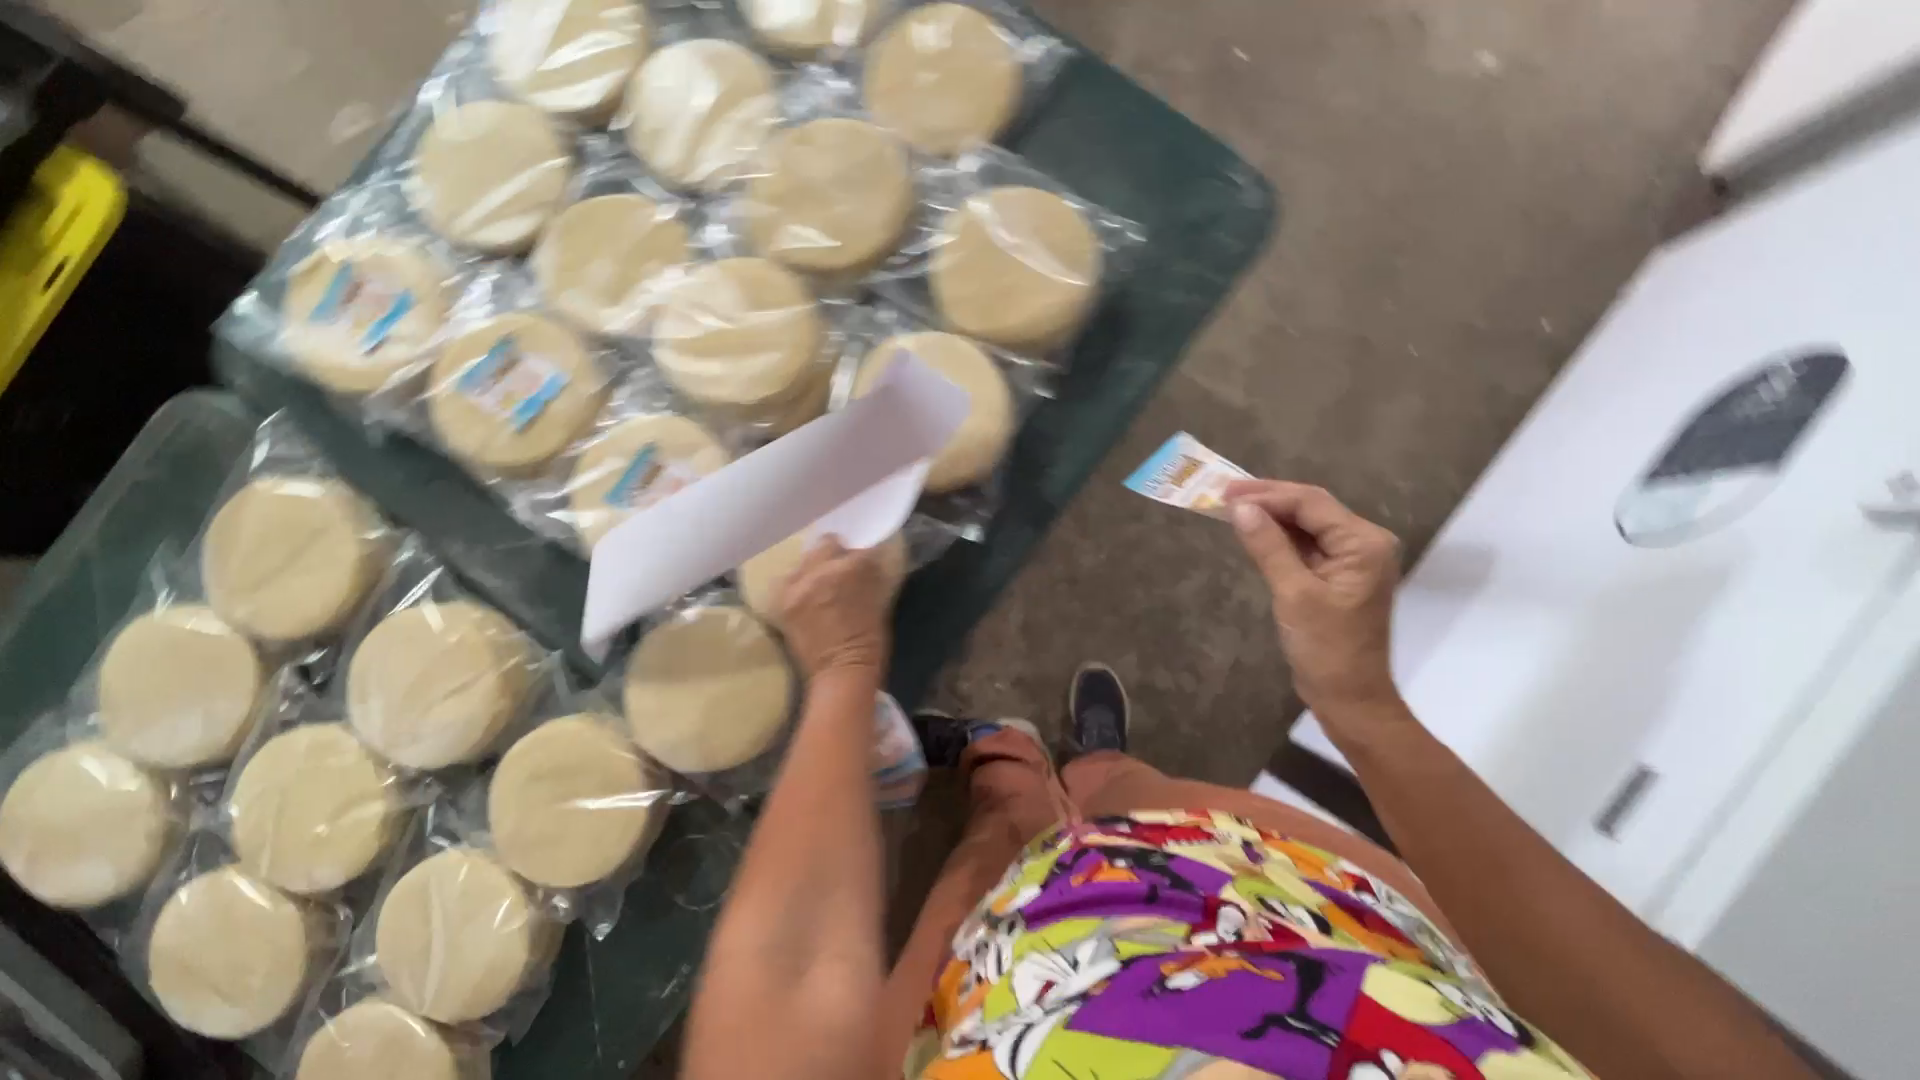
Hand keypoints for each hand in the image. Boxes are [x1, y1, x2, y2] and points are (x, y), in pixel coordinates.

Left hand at [777, 536, 893, 679]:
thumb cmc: (870, 640)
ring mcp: (798, 584)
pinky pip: (787, 579)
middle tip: (839, 572)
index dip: (861, 558)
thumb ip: (868, 575)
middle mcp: (822, 569)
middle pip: (827, 544)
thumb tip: (861, 563)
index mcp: (853, 568)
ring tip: (819, 586)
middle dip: (836, 555)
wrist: (841, 672)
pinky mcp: (782, 599)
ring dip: (814, 568)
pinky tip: (803, 597)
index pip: (859, 549)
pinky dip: (796, 585)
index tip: (861, 566)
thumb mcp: (878, 599)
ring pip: (805, 560)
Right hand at [1225, 479, 1401, 713]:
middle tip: (1222, 495)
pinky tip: (1254, 533)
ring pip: (1307, 525)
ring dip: (1271, 517)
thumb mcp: (1293, 594)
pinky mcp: (1339, 576)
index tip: (1225, 494)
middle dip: (1267, 500)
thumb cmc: (1325, 648)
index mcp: (1364, 543)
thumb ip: (1268, 546)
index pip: (1311, 503)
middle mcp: (1365, 543)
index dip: (1266, 495)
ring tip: (1230, 509)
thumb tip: (1239, 509)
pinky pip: (1307, 546)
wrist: (1349, 698)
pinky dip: (1279, 539)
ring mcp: (1353, 560)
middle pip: (1311, 508)